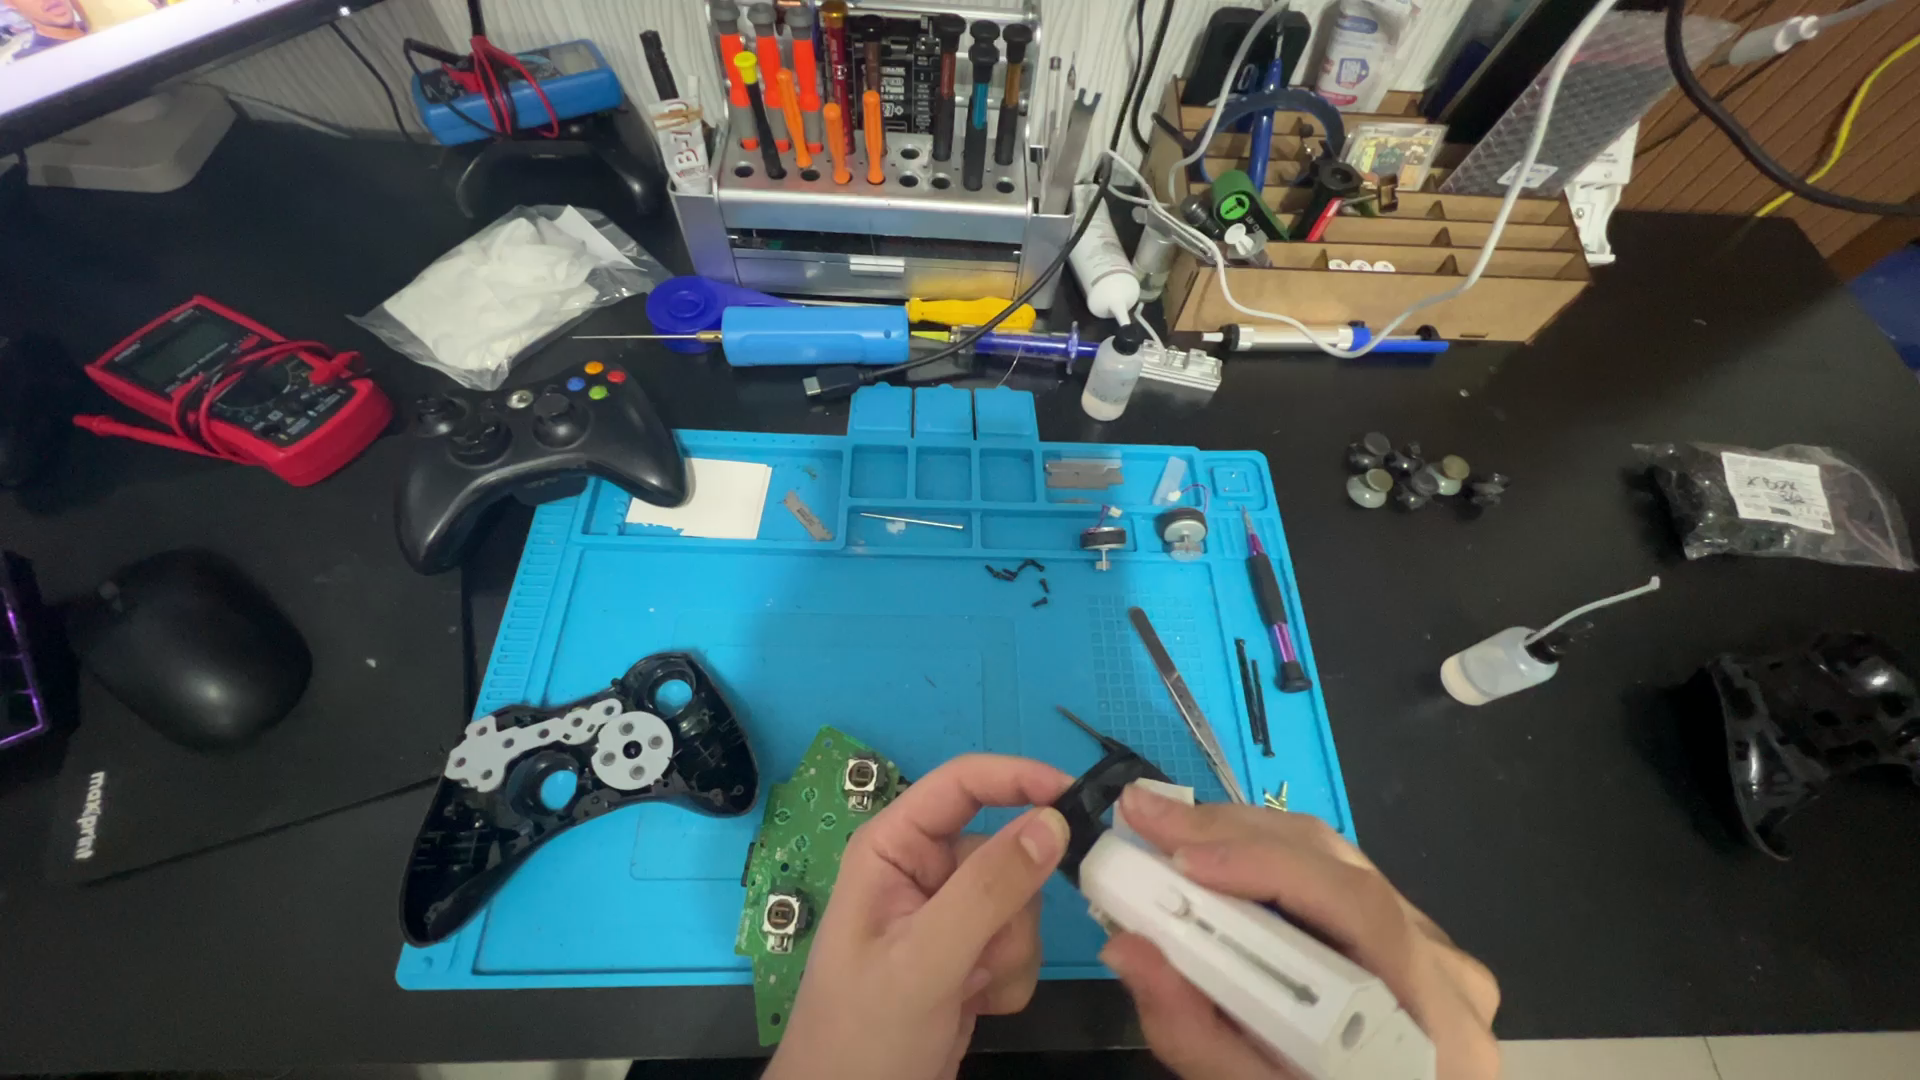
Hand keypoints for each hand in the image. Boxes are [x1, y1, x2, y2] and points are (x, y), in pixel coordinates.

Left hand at [764, 754, 1072, 1079]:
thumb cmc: (866, 1032)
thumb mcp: (925, 959)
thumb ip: (988, 889)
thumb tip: (1053, 821)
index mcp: (895, 844)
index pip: (963, 782)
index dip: (1019, 777)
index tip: (1074, 794)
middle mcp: (923, 866)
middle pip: (1004, 847)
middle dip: (1010, 904)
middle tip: (985, 952)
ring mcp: (949, 909)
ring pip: (1020, 898)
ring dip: (1010, 947)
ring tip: (971, 985)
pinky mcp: (970, 949)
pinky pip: (1020, 938)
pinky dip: (1010, 973)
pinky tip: (976, 1001)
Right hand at [1100, 786, 1499, 1079]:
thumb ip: (1195, 1034)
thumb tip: (1126, 947)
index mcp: (1436, 1030)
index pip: (1357, 909)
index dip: (1264, 869)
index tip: (1179, 861)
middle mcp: (1445, 973)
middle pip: (1334, 864)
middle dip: (1227, 834)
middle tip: (1143, 816)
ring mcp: (1430, 948)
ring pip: (1328, 855)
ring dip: (1236, 834)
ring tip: (1164, 827)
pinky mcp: (1402, 934)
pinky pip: (1326, 871)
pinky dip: (1257, 855)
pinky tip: (1210, 855)